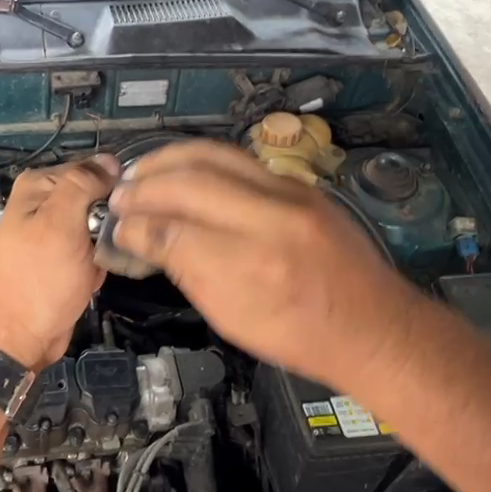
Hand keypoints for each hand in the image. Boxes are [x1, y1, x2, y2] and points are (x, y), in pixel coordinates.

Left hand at [0, 155, 119, 370]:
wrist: (20, 338)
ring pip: (100, 226)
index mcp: (38, 185)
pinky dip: (99, 263)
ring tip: (99, 261)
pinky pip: (94, 250)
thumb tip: (110, 160)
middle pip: (97, 197)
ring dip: (106, 245)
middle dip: (108, 220)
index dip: (112, 187)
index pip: (91, 168)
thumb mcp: (60, 222)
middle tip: (105, 241)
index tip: (123, 209)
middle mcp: (44, 203)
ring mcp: (55, 232)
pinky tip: (93, 275)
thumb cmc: (38, 279)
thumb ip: (83, 184)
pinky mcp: (64, 258)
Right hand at [106, 141, 417, 386]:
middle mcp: (272, 219)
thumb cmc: (300, 336)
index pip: (174, 231)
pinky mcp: (298, 184)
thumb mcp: (233, 319)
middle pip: (190, 182)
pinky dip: (199, 160)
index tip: (116, 225)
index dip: (135, 225)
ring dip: (168, 159)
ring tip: (140, 171)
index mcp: (253, 266)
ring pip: (214, 155)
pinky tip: (181, 170)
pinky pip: (238, 160)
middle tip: (118, 194)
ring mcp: (289, 194)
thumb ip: (186, 271)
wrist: (374, 326)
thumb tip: (143, 237)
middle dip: (144, 186)